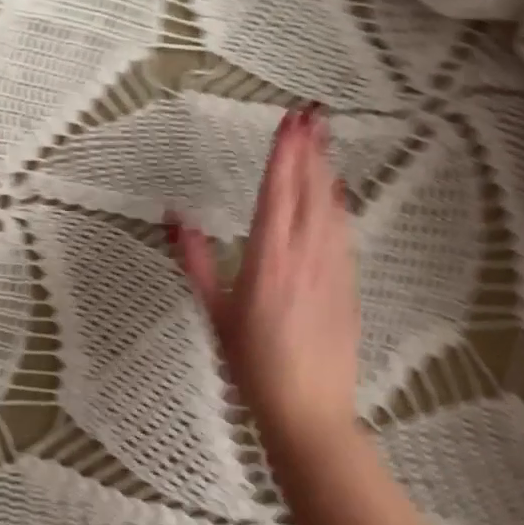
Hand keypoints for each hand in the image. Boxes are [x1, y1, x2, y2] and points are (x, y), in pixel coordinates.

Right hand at [173, 106, 359, 441]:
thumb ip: (195, 260)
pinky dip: (338, 202)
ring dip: (325, 167)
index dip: (285, 151)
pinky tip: (337, 189)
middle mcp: (306, 253)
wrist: (310, 412)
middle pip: (309, 189)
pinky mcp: (349, 283)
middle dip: (310, 147)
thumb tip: (174, 216)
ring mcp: (333, 267)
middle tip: (312, 111)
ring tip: (323, 137)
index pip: (278, 190)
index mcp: (269, 257)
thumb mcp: (215, 313)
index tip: (290, 119)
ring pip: (330, 205)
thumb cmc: (253, 365)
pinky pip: (343, 230)